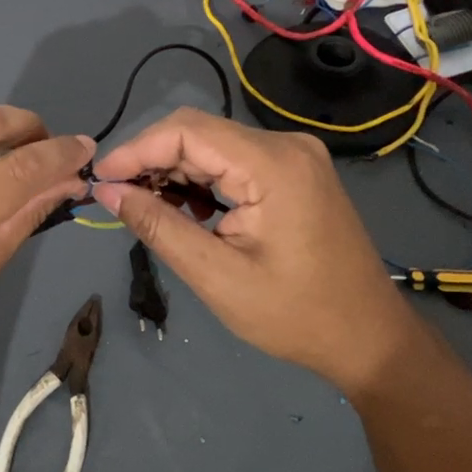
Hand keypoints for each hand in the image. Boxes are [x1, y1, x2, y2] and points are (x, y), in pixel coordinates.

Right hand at [94, 108, 422, 393]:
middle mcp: (285, 145)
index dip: (135, 149)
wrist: (371, 340)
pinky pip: (230, 159)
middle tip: (118, 197)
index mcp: (273, 165)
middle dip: (150, 160)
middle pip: (196, 131)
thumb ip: (157, 225)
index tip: (100, 180)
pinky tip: (186, 210)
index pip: (184, 130)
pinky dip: (199, 178)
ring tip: (148, 209)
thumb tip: (106, 190)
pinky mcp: (293, 170)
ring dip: (172, 170)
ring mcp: (293, 156)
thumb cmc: (296, 315)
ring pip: (210, 143)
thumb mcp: (216, 276)